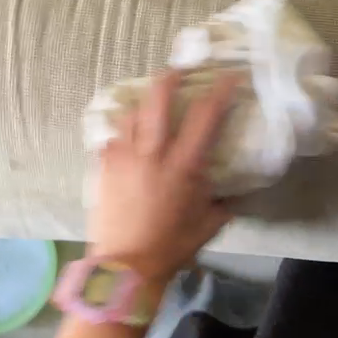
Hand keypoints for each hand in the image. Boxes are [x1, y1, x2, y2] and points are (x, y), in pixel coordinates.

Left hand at [88, 70, 239, 285]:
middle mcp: (153, 153)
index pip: (205, 116)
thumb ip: (222, 204)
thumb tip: (233, 194)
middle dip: (170, 78)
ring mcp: (124, 157)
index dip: (220, 91)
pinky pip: (113, 138)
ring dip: (144, 104)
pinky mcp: (103, 167)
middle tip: (178, 71)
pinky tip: (128, 141)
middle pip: (159, 99)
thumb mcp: (208, 226)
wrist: (125, 266)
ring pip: (132, 113)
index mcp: (184, 166)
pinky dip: (124, 134)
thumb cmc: (171, 248)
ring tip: (151, 103)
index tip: (229, 76)